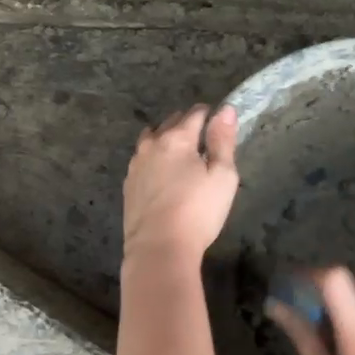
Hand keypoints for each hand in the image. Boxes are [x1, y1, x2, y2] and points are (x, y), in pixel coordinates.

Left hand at [122, 105, 238, 266]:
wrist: (158, 245)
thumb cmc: (198, 211)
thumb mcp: (222, 176)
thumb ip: (223, 141)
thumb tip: (225, 109)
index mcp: (177, 139)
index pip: (194, 115)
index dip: (207, 113)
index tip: (215, 116)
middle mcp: (152, 144)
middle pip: (169, 123)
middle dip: (185, 122)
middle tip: (199, 129)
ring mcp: (136, 163)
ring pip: (150, 138)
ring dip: (164, 135)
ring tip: (176, 144)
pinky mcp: (128, 182)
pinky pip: (141, 157)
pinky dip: (152, 154)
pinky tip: (157, 166)